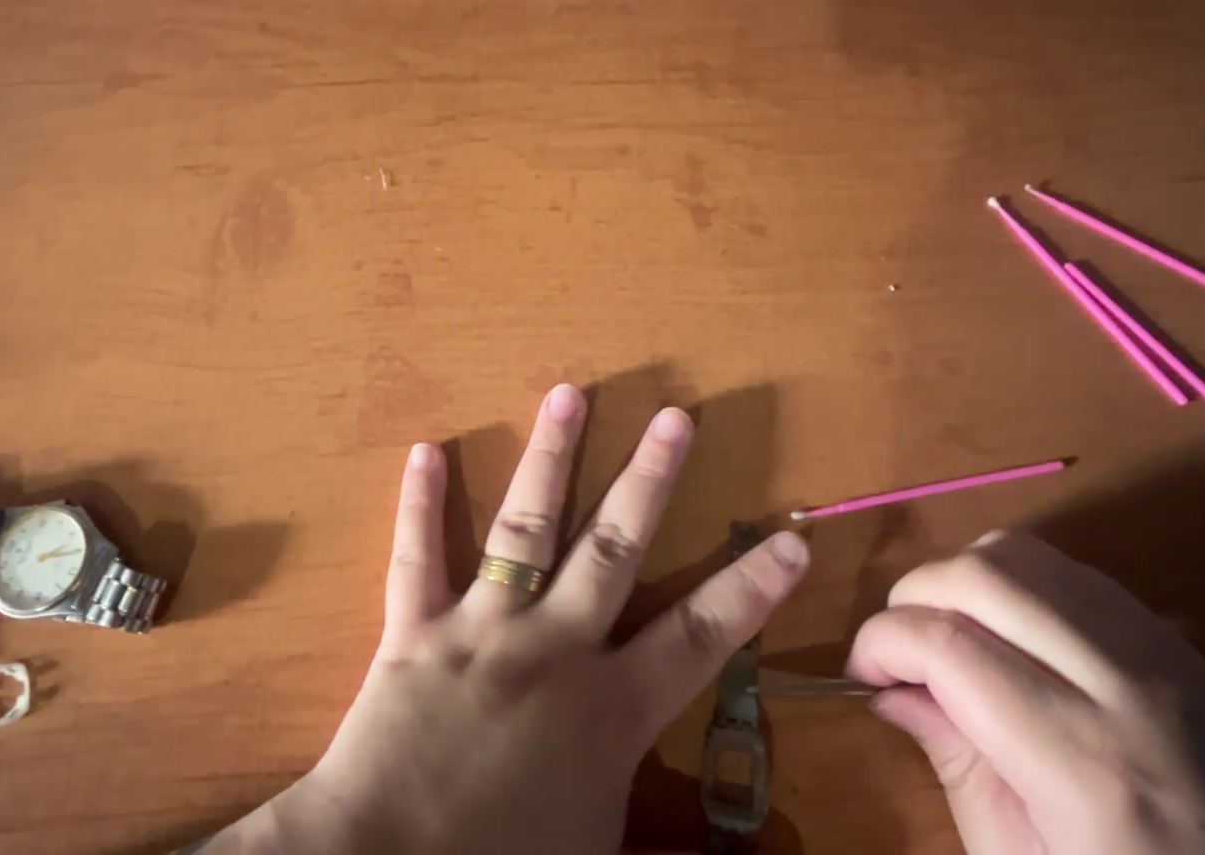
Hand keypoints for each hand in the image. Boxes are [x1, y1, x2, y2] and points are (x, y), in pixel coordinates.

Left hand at [208, 385, 810, 854]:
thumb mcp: (601, 845)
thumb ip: (660, 825)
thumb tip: (725, 845)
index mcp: (609, 706)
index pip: (701, 636)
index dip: (750, 587)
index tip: (789, 535)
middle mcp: (554, 648)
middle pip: (613, 548)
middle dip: (649, 480)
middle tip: (674, 416)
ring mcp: (484, 629)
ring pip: (525, 527)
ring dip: (548, 457)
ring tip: (566, 393)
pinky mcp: (415, 630)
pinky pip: (416, 557)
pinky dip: (420, 504)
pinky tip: (423, 449)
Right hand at [848, 531, 1204, 854]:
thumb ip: (952, 763)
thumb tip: (886, 690)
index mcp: (1083, 766)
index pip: (946, 646)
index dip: (880, 644)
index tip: (866, 676)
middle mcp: (1119, 685)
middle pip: (974, 577)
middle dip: (908, 599)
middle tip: (900, 652)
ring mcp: (1149, 643)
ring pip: (1010, 552)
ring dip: (952, 580)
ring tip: (947, 635)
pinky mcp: (1157, 623)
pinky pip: (1052, 562)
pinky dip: (1000, 578)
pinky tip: (999, 628)